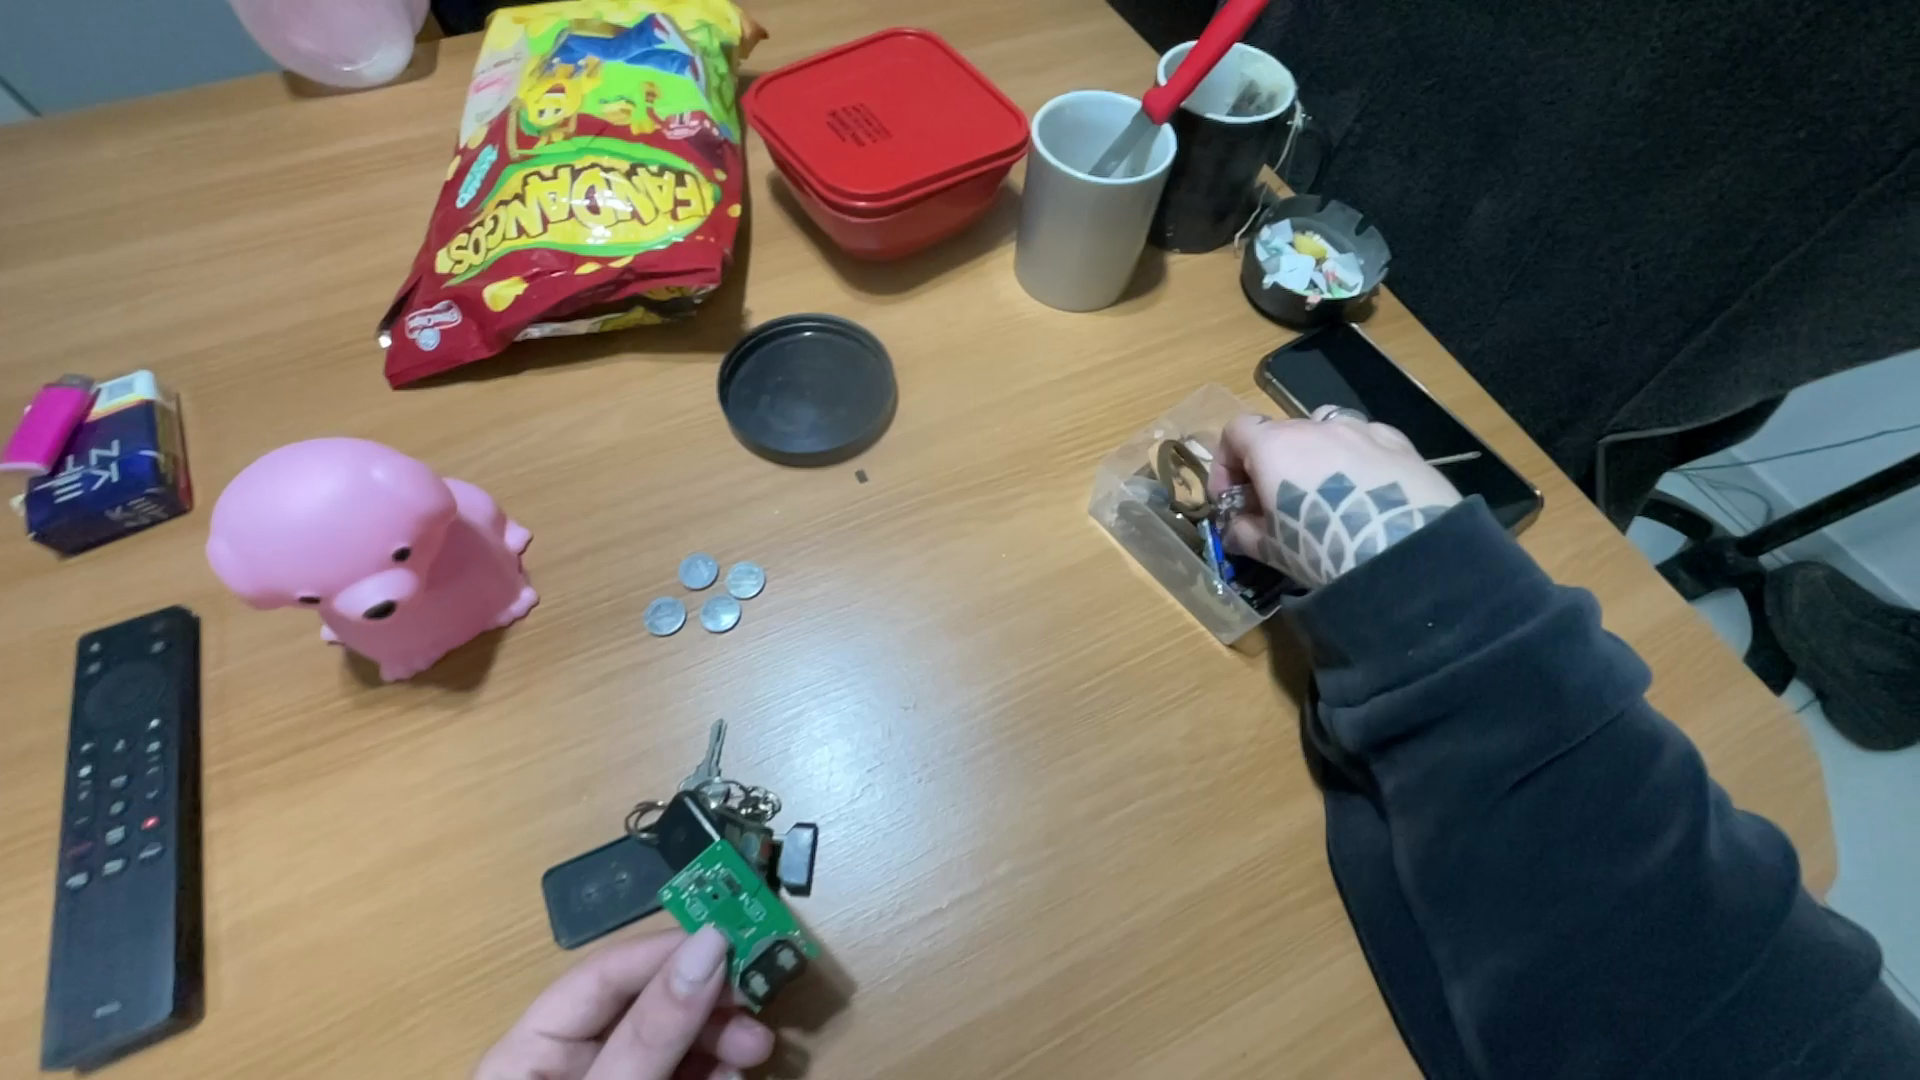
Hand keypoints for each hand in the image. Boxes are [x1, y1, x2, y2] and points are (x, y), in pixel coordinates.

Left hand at [476, 927, 773, 1079]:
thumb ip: (653, 1030)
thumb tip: (711, 940)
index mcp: (529, 1052)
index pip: (606, 971)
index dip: (670, 947)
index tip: (732, 934)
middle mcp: (569, 1062)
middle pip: (651, 1002)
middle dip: (710, 998)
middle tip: (758, 998)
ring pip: (677, 1037)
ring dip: (724, 1035)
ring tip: (757, 1049)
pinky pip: (685, 1072)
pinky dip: (717, 1069)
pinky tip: (735, 1076)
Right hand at [1209, 406, 1462, 587]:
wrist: (1406, 553)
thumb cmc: (1321, 546)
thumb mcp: (1269, 549)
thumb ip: (1243, 532)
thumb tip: (1235, 529)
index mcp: (1274, 446)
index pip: (1234, 431)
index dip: (1225, 464)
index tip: (1231, 498)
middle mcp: (1315, 427)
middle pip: (1278, 433)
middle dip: (1268, 465)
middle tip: (1274, 504)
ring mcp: (1360, 430)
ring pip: (1323, 431)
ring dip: (1312, 456)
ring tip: (1322, 492)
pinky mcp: (1398, 443)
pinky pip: (1364, 441)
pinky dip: (1354, 459)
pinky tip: (1363, 492)